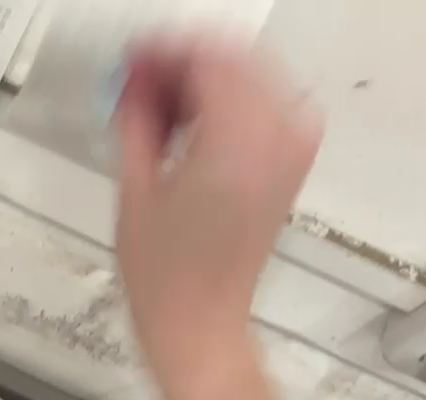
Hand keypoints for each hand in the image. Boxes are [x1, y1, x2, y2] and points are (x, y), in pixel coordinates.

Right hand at [113, 39, 322, 388]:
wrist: (198, 322)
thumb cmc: (166, 277)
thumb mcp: (136, 192)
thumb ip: (137, 124)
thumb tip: (135, 85)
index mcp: (240, 136)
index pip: (208, 56)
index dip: (163, 51)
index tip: (131, 58)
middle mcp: (281, 132)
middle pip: (234, 59)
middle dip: (181, 64)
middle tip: (135, 82)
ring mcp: (294, 144)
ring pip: (249, 79)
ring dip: (200, 85)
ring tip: (152, 111)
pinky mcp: (291, 160)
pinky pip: (261, 106)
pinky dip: (223, 105)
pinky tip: (183, 128)